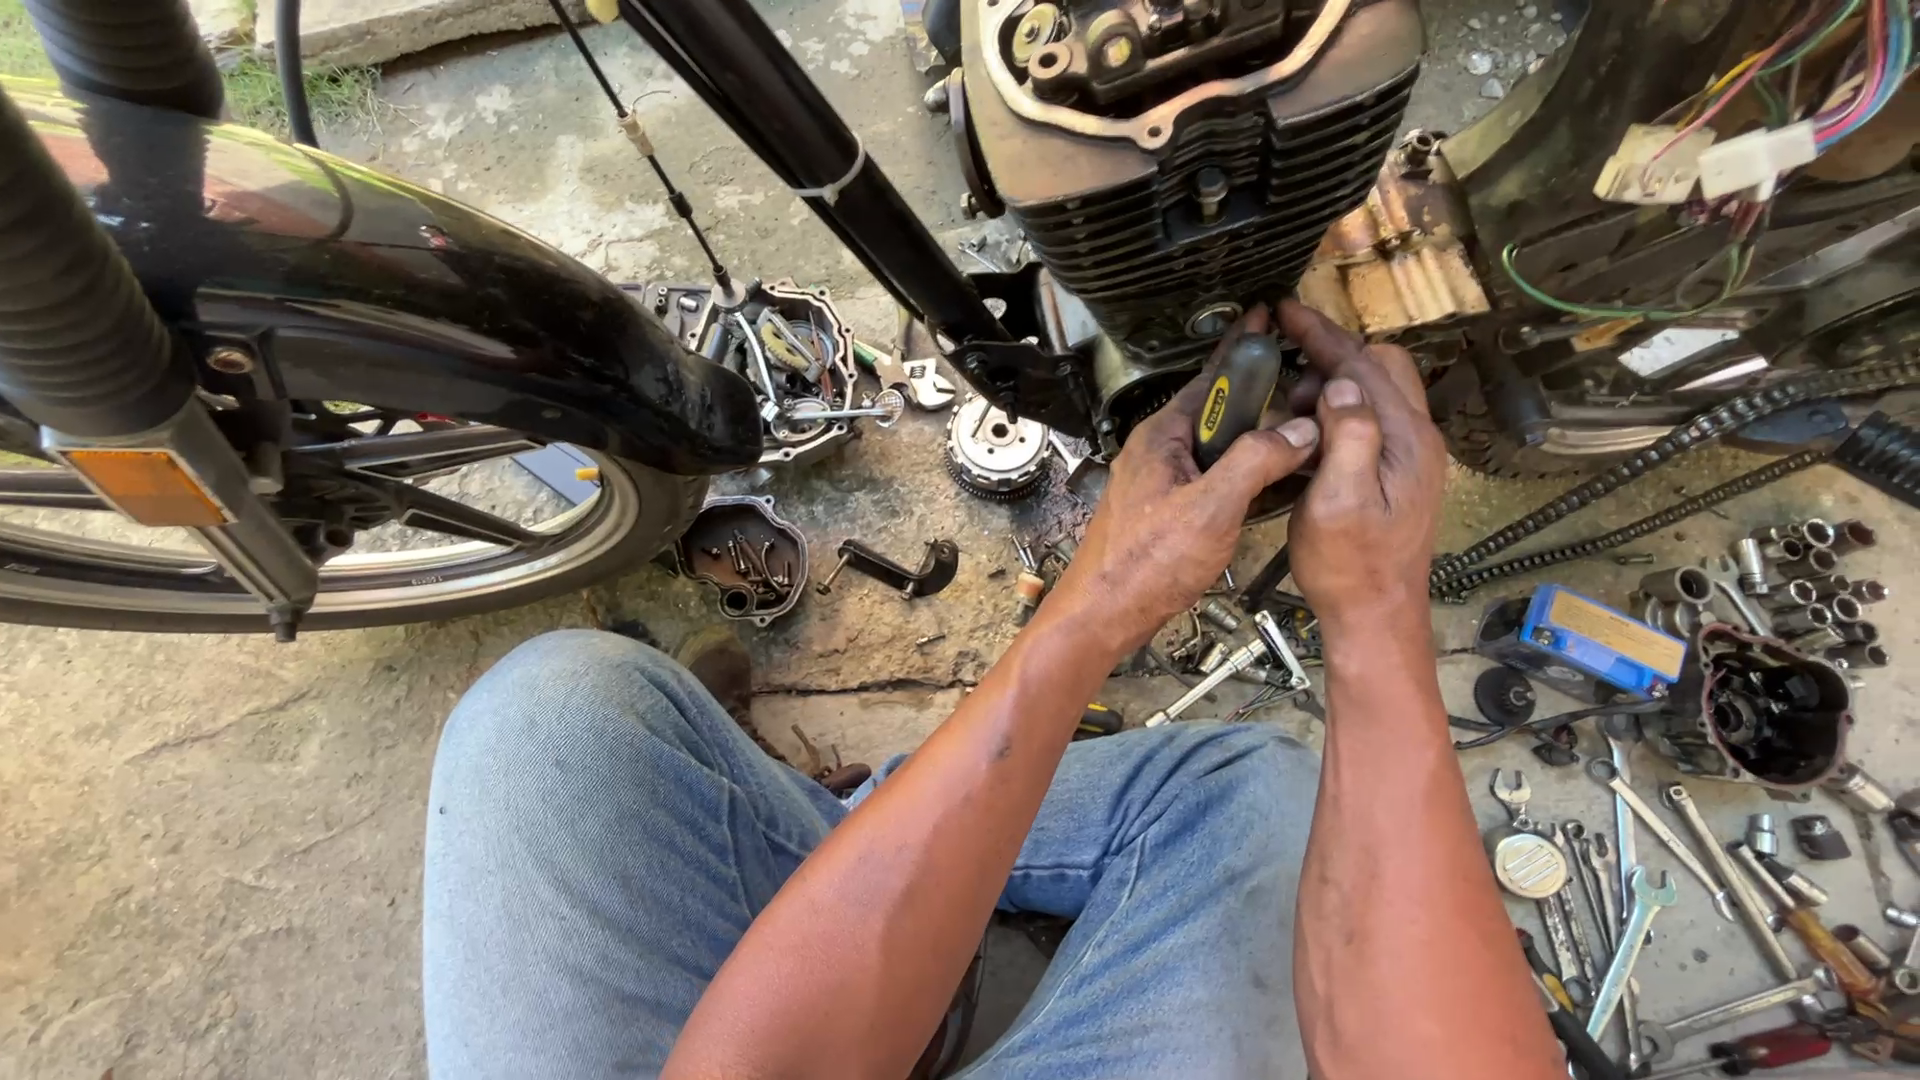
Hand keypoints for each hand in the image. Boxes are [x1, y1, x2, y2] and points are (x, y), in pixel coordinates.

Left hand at [1050, 305, 1320, 655]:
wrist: (1105, 614)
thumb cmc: (1144, 563)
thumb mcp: (1210, 507)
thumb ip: (1255, 462)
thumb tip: (1298, 428)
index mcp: (1160, 437)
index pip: (1209, 379)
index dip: (1243, 350)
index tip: (1268, 319)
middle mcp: (1158, 453)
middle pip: (1217, 414)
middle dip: (1260, 398)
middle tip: (1305, 385)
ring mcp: (1161, 484)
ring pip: (1217, 450)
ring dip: (1255, 441)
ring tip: (1299, 431)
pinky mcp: (1168, 513)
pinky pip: (1213, 481)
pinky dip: (1243, 476)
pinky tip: (1270, 483)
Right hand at [1276, 299, 1445, 631]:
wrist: (1375, 613)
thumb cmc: (1350, 565)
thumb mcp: (1340, 500)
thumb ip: (1348, 435)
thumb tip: (1338, 385)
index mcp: (1403, 439)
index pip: (1362, 365)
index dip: (1322, 334)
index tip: (1286, 311)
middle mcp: (1413, 439)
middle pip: (1378, 368)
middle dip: (1329, 357)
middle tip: (1284, 379)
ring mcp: (1405, 457)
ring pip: (1370, 393)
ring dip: (1328, 389)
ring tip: (1288, 416)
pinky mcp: (1392, 474)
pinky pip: (1364, 422)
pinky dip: (1332, 415)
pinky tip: (1303, 438)